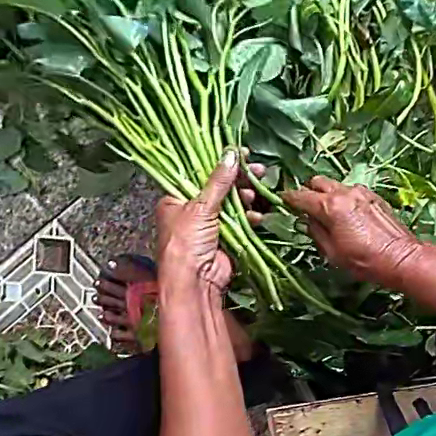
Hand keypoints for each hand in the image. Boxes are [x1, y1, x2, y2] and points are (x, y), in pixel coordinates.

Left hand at [157, 150, 249, 291]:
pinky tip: (258, 216)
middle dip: (240, 180)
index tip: (241, 154)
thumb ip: (219, 181)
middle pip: (220, 187)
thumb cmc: (186, 242)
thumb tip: (232, 154)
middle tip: (259, 172)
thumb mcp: (200, 207)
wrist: (195, 281)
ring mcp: (210, 224)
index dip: (221, 163)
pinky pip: (242, 220)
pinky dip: (250, 216)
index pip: (201, 172)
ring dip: (247, 198)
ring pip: (233, 203)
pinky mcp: (227, 237)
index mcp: (176, 198)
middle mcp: (192, 209)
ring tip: (256, 195)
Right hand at [282, 176, 425, 288]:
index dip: (288, 199)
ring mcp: (361, 192)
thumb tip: (307, 220)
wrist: (399, 258)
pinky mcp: (374, 197)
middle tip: (306, 207)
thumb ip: (315, 232)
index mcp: (330, 206)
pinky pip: (352, 191)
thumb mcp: (331, 252)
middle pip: (317, 182)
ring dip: (327, 194)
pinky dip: (344, 197)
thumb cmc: (363, 260)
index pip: (300, 196)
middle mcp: (345, 193)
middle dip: (308, 192)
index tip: (282, 203)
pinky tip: (347, 213)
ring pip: (336, 185)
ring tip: (327, 211)